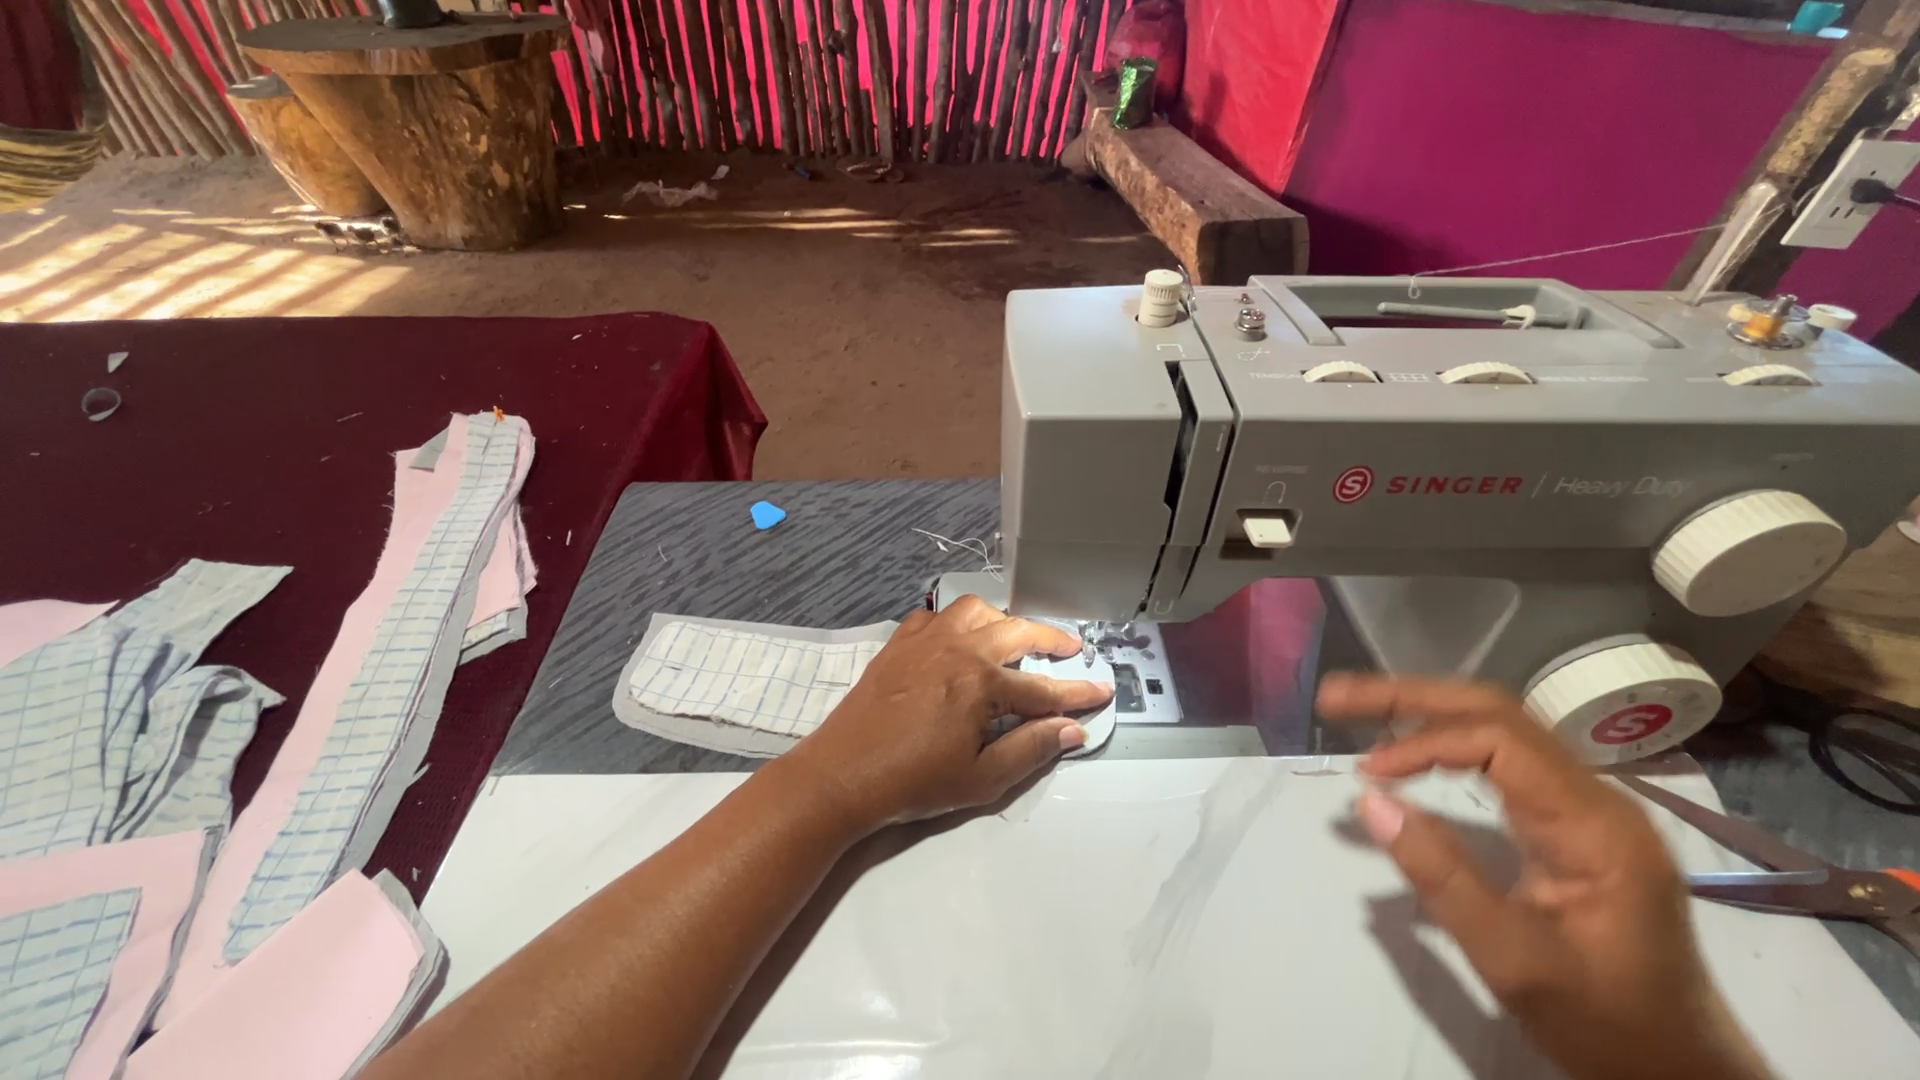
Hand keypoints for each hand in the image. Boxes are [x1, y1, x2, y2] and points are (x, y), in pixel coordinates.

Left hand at [784, 596, 1112, 831]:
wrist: (842, 773)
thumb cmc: (914, 782)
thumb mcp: (982, 779)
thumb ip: (1032, 749)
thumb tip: (1072, 728)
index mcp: (982, 683)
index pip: (1044, 687)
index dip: (1078, 692)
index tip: (1103, 690)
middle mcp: (958, 649)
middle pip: (1017, 632)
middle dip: (1050, 639)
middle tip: (1071, 649)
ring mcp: (925, 640)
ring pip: (975, 610)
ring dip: (1002, 619)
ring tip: (1014, 637)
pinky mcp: (899, 643)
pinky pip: (935, 616)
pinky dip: (956, 622)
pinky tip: (958, 640)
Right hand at [1317, 675, 1774, 1079]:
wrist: (1680, 1068)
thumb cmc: (1602, 1020)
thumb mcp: (1511, 958)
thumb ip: (1440, 875)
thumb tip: (1369, 801)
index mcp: (1595, 824)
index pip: (1499, 740)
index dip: (1424, 742)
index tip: (1367, 772)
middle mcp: (1595, 798)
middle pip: (1497, 713)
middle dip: (1411, 698)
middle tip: (1338, 697)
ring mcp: (1585, 807)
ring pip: (1498, 727)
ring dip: (1425, 713)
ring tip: (1358, 710)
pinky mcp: (1568, 822)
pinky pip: (1502, 759)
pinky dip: (1445, 745)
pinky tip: (1407, 753)